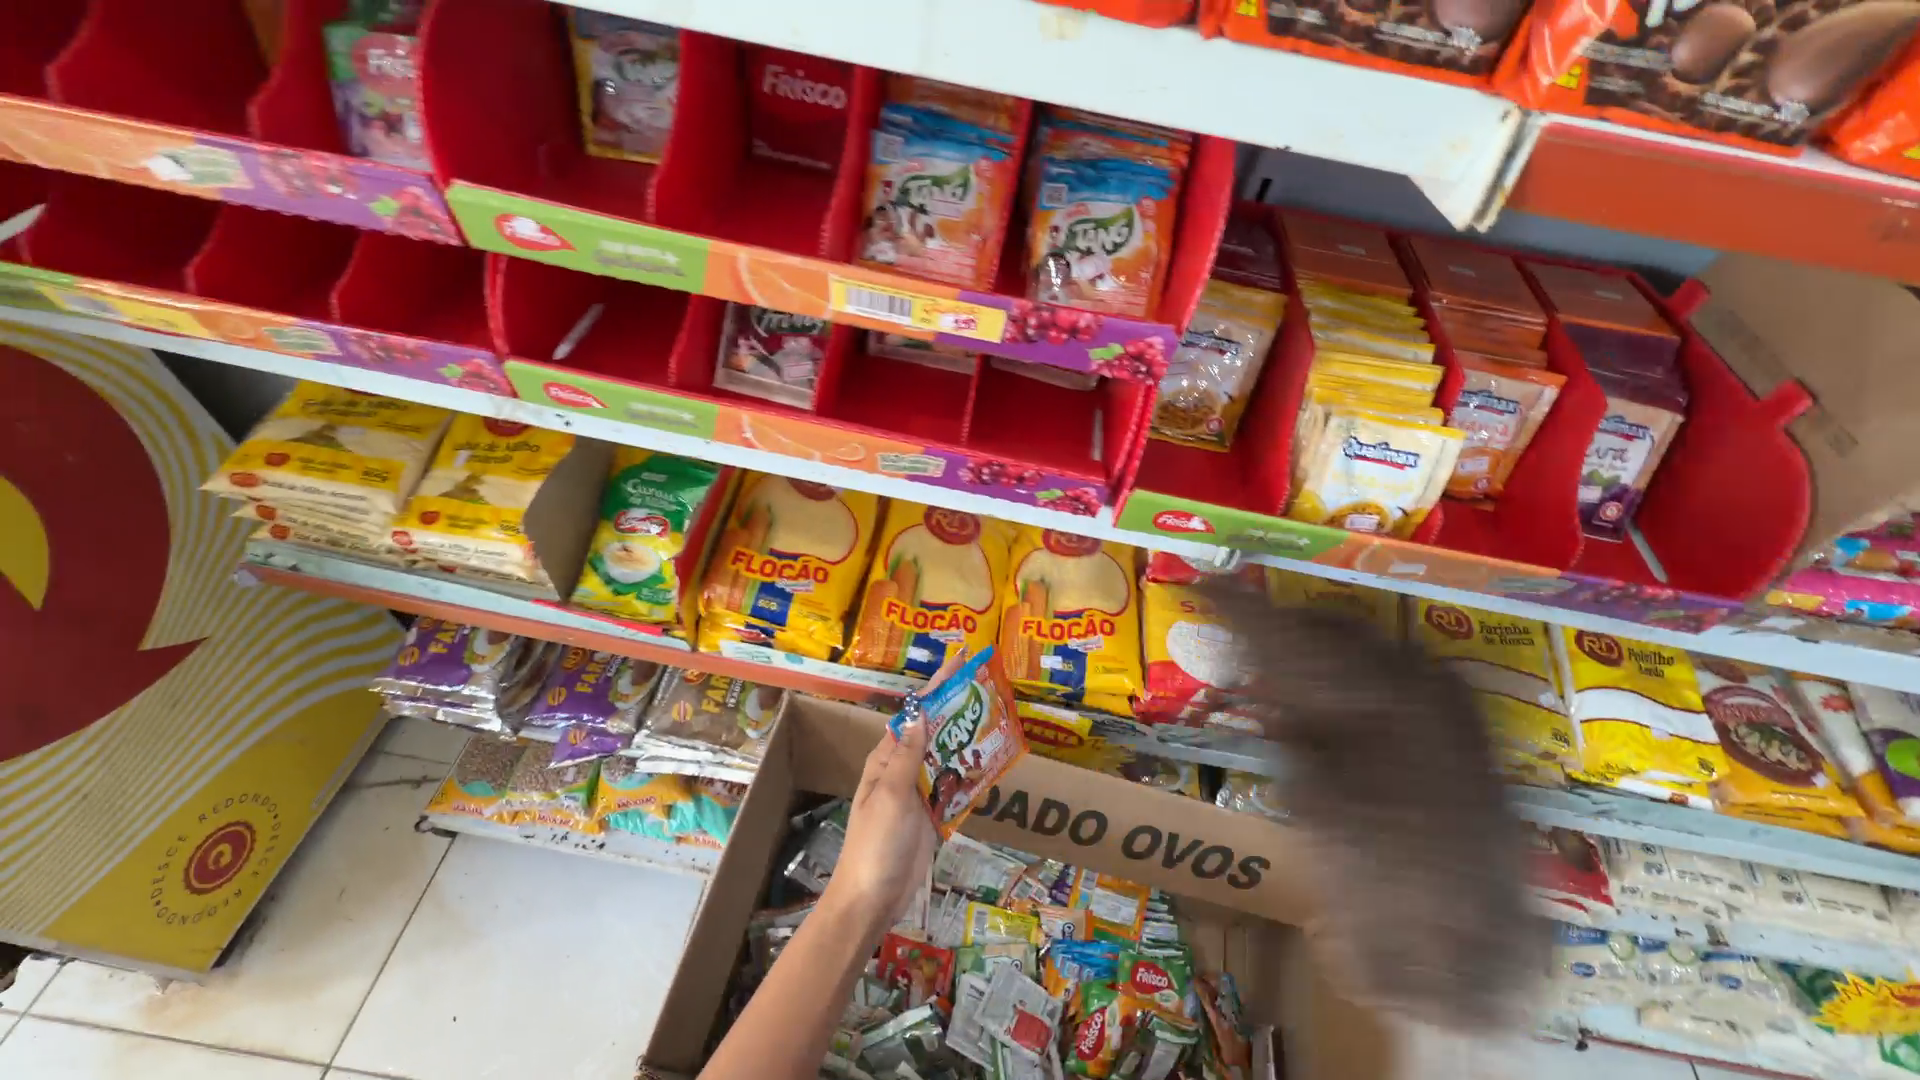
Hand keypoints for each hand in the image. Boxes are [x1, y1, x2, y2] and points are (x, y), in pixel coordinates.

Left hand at [822, 651, 965, 934]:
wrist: (872, 899)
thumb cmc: (876, 843)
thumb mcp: (891, 795)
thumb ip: (907, 756)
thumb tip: (920, 713)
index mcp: (886, 760)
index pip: (914, 715)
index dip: (935, 689)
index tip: (958, 663)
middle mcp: (901, 771)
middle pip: (932, 733)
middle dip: (956, 710)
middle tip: (988, 689)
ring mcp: (916, 796)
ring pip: (945, 760)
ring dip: (965, 742)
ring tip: (996, 719)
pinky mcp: (931, 819)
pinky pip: (953, 790)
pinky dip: (969, 777)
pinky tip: (991, 765)